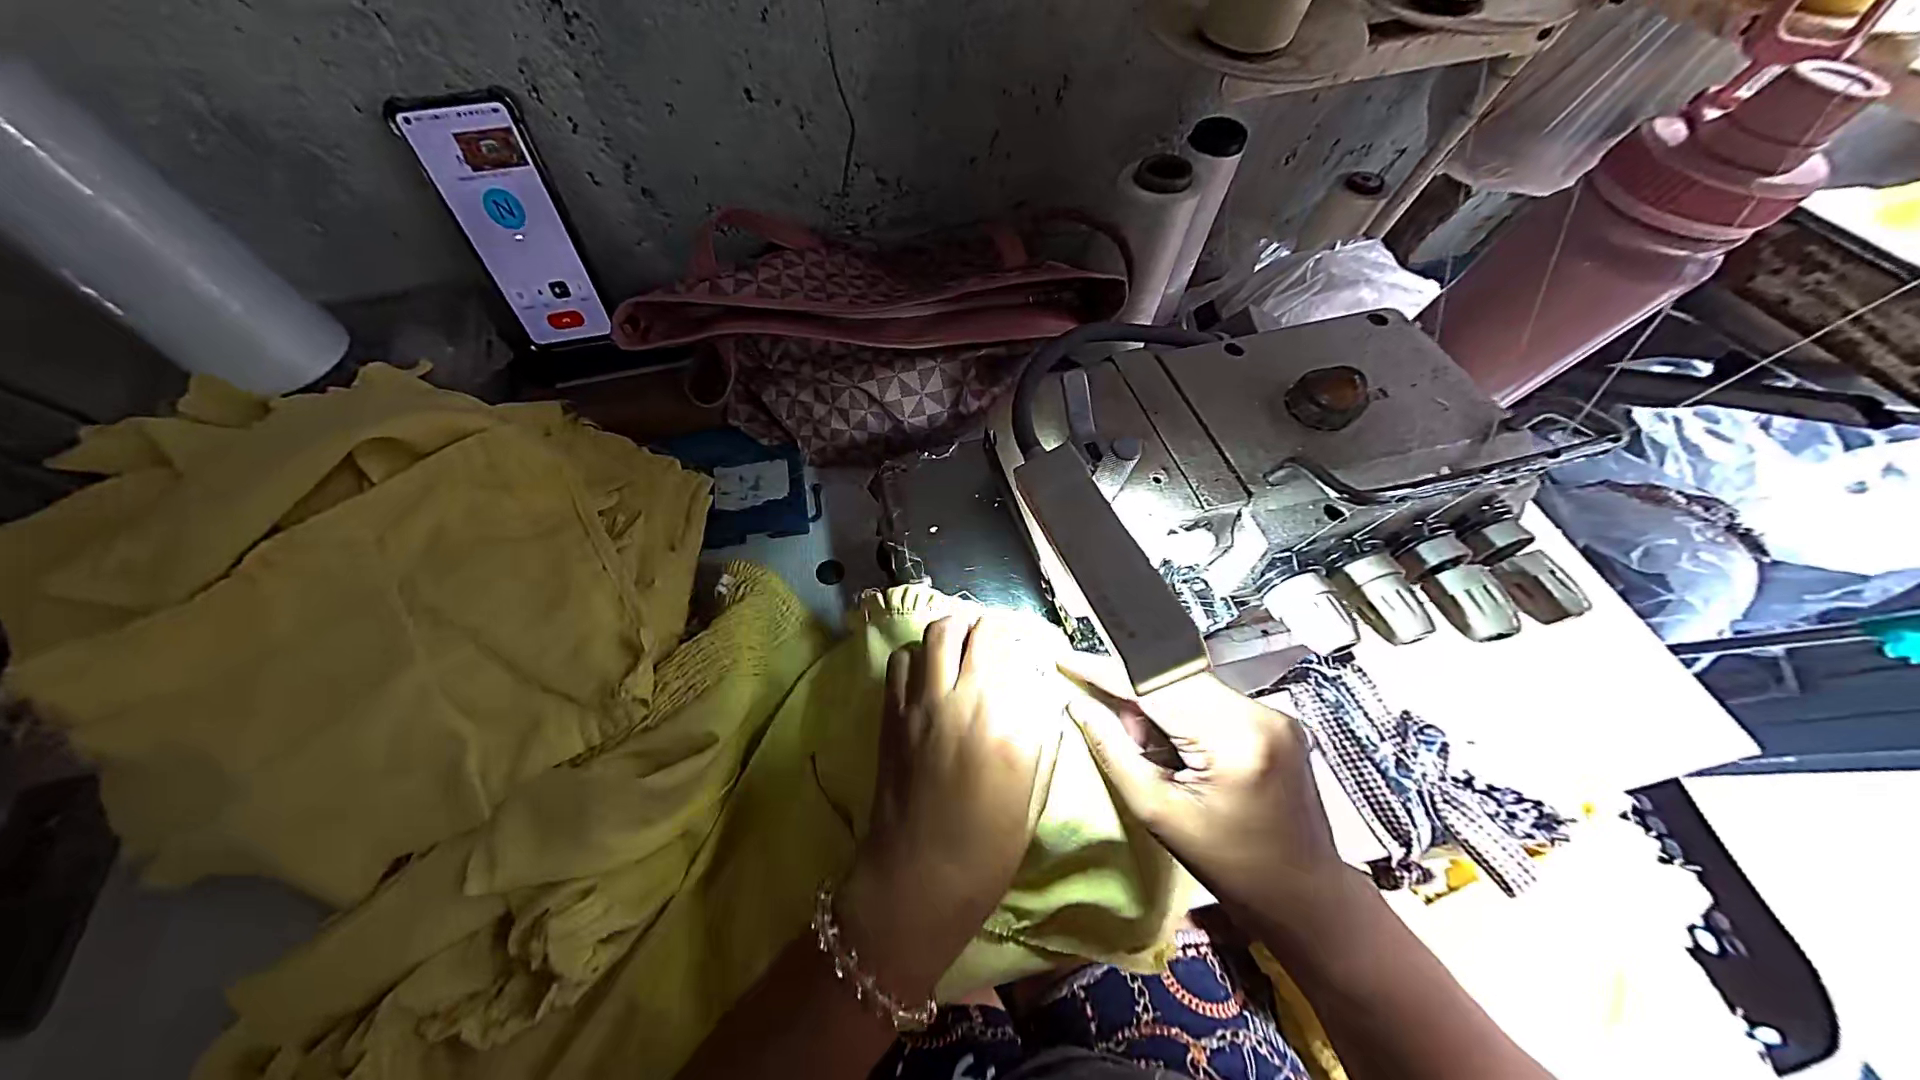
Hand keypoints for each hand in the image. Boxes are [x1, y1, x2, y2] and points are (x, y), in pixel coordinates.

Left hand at [840, 615, 1058, 995]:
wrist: (916, 878)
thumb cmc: (986, 850)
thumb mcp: (1032, 795)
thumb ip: (1040, 736)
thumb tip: (1040, 694)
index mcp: (1010, 727)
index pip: (1025, 654)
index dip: (1034, 647)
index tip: (1036, 655)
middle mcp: (966, 702)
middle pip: (983, 631)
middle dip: (998, 631)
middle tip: (1003, 646)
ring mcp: (923, 703)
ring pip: (940, 631)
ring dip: (959, 632)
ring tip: (967, 650)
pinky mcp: (892, 711)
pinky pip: (904, 658)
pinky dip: (922, 655)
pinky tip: (932, 675)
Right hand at [1065, 667, 1349, 918]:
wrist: (1303, 894)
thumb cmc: (1230, 867)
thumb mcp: (1159, 814)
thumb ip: (1114, 753)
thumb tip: (1081, 707)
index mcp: (1234, 739)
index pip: (1156, 685)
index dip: (1106, 670)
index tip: (1069, 660)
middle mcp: (1261, 713)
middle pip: (1174, 676)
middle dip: (1133, 693)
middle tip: (1111, 723)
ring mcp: (1273, 714)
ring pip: (1190, 683)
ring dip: (1158, 705)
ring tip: (1156, 755)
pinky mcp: (1275, 719)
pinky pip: (1212, 698)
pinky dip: (1182, 714)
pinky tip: (1180, 753)